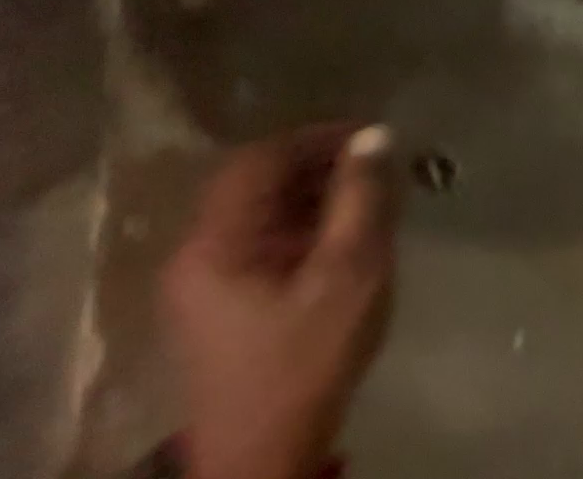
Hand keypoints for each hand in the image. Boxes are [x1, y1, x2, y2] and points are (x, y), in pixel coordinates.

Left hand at [162, 125, 399, 478]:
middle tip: (382, 163)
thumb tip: (377, 135)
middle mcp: (200, 252)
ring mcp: (210, 278)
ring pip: (264, 209)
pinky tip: (351, 230)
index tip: (375, 135)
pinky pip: (268, 237)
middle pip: (257, 182)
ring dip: (318, 191)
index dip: (316, 136)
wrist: (268, 447)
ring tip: (376, 193)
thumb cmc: (309, 355)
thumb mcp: (350, 271)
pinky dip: (311, 221)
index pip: (259, 160)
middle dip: (321, 162)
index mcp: (217, 243)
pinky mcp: (228, 298)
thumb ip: (363, 198)